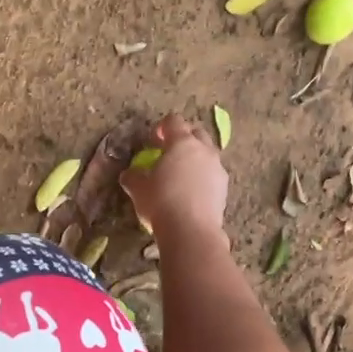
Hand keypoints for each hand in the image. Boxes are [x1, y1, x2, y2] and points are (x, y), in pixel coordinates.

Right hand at [120, 113, 228, 241]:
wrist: (191, 230)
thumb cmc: (161, 203)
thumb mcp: (139, 190)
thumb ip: (133, 177)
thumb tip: (128, 174)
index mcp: (181, 143)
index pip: (173, 122)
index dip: (162, 127)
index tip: (153, 140)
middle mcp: (203, 150)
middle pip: (196, 133)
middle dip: (183, 138)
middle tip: (169, 153)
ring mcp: (217, 167)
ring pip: (207, 154)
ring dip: (195, 158)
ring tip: (181, 175)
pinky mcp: (224, 187)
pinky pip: (212, 174)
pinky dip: (202, 177)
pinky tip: (191, 193)